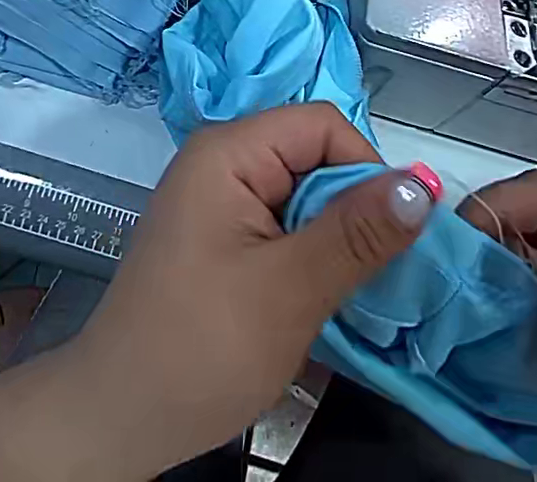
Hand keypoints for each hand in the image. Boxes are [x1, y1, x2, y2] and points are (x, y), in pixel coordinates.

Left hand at [0, 103, 434, 481]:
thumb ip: (356, 232)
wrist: (112, 417)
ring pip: (305, 177)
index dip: (365, 164)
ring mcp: (219, 187)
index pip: (324, 119)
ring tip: (358, 274)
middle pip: (316, 145)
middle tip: (380, 259)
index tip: (391, 227)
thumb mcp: (289, 294)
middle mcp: (221, 153)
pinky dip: (318, 234)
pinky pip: (289, 206)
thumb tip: (423, 182)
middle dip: (356, 192)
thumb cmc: (191, 351)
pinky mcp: (220, 222)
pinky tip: (330, 276)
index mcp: (229, 149)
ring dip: (339, 218)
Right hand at [461, 172, 536, 481]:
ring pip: (514, 270)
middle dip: (479, 247)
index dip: (502, 208)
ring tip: (444, 314)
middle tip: (438, 287)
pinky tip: (467, 344)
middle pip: (529, 229)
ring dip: (477, 286)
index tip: (453, 246)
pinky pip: (513, 315)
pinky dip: (485, 323)